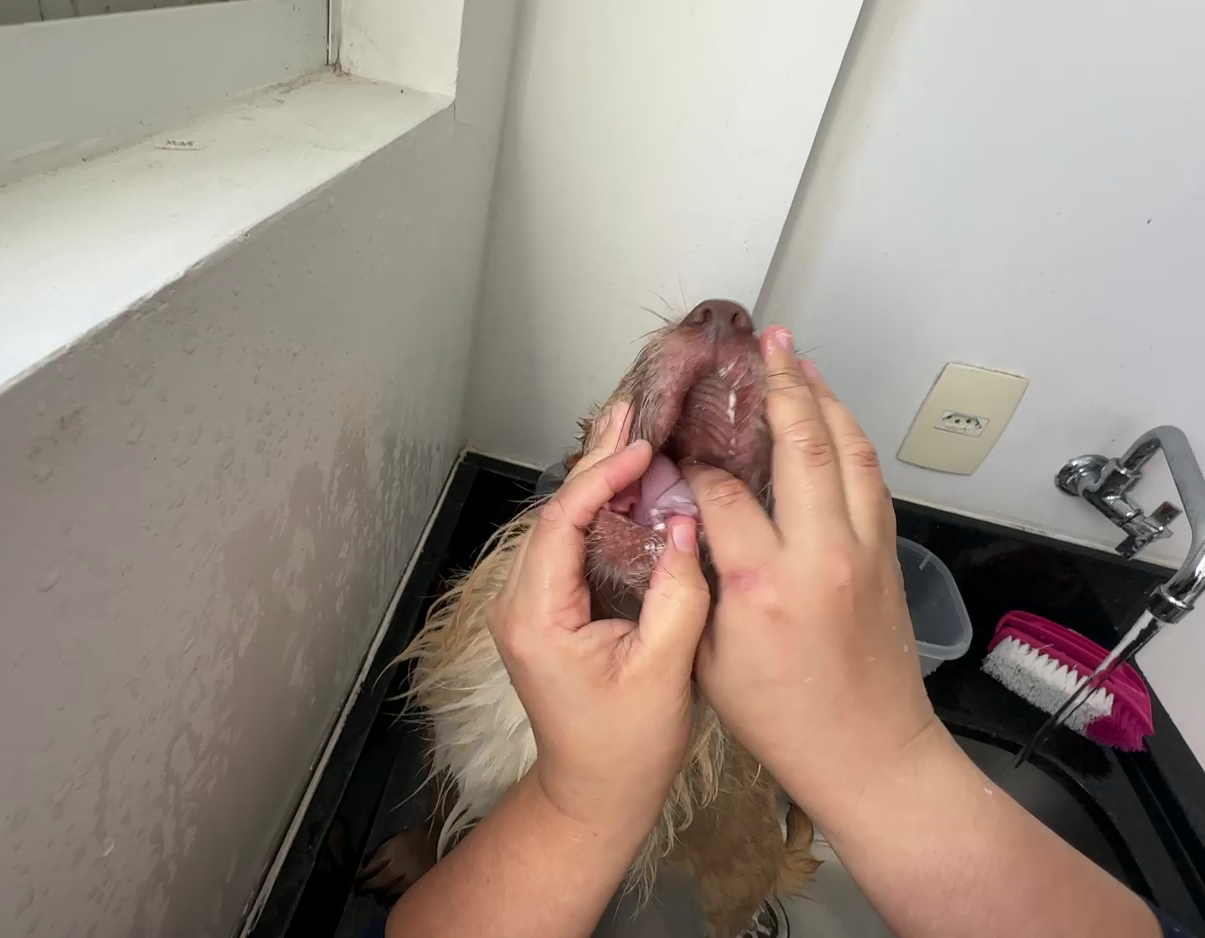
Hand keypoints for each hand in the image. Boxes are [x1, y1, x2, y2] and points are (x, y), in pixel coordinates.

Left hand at [486, 402, 711, 840]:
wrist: (592, 793)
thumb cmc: (627, 747)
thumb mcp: (663, 672)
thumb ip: (675, 594)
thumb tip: (685, 523)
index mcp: (536, 616)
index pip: (562, 524)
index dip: (600, 478)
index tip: (641, 447)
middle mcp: (519, 601)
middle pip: (556, 514)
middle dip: (594, 462)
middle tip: (629, 412)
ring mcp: (528, 602)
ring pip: (561, 524)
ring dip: (596, 478)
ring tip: (629, 431)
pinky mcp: (546, 605)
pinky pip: (570, 543)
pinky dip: (598, 508)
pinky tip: (623, 480)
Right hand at [681, 327, 939, 799]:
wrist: (873, 755)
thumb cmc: (780, 718)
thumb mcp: (707, 656)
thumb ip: (693, 578)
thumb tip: (686, 518)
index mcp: (764, 583)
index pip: (724, 491)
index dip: (697, 465)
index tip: (680, 451)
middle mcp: (822, 552)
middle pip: (802, 444)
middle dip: (779, 385)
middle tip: (764, 343)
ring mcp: (864, 547)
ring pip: (847, 449)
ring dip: (822, 397)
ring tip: (799, 360)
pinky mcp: (886, 552)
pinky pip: (868, 474)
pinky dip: (848, 434)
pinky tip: (831, 417)